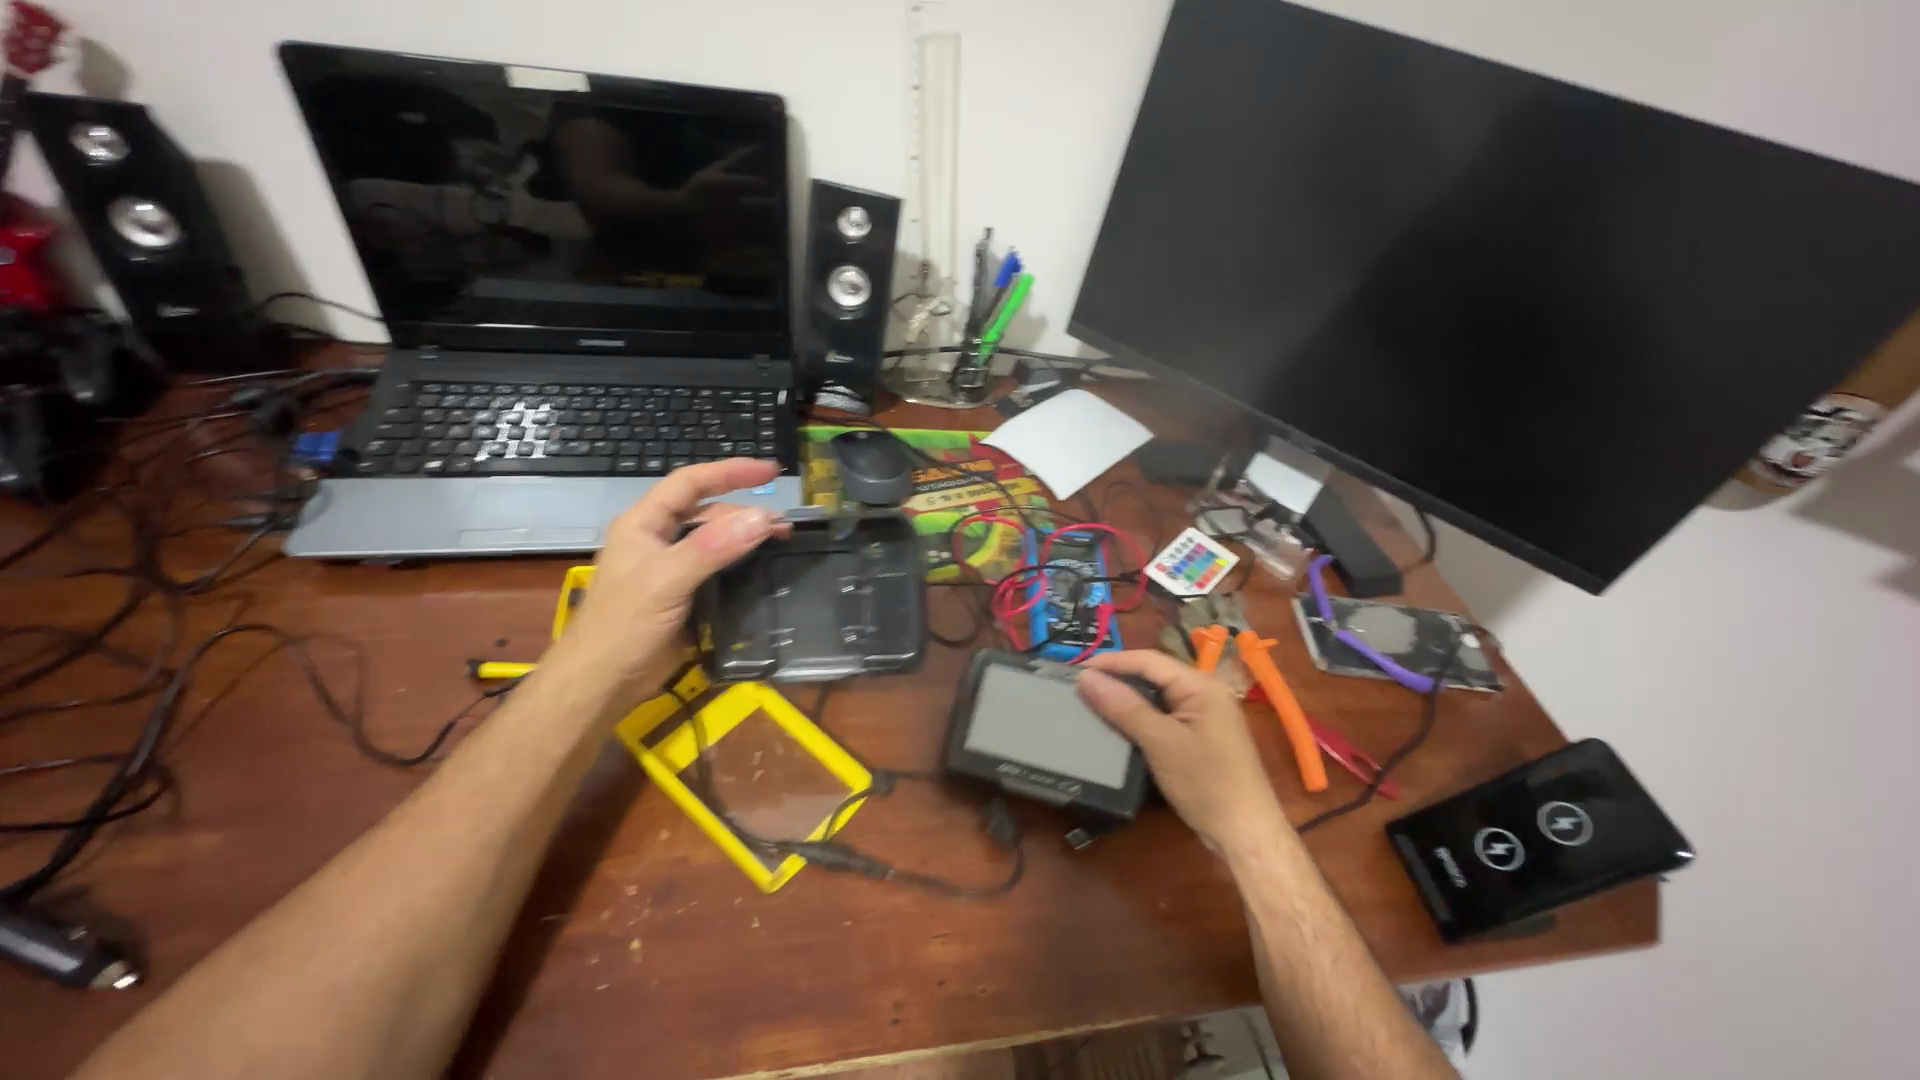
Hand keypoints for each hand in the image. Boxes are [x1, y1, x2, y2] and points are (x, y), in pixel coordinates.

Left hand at [554, 458, 783, 703]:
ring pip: (716, 542)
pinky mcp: (684, 597)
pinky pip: (718, 571)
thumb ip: (712, 548)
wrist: (602, 683)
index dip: (729, 472)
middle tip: (784, 527)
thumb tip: (762, 518)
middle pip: (708, 512)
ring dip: (747, 538)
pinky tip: (763, 571)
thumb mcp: (666, 581)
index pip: (690, 483)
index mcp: (644, 524)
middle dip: (746, 513)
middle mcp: (658, 540)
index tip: (770, 471)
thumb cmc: (623, 627)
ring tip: (781, 544)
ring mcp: (671, 569)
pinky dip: (742, 565)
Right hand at [1077, 650, 1293, 859]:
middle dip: (1117, 678)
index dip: (1112, 662)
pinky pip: (1164, 717)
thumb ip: (1124, 707)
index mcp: (1201, 686)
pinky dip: (1140, 718)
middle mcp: (1205, 694)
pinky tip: (1118, 726)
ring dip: (1126, 698)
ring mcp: (1205, 717)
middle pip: (1154, 676)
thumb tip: (1086, 678)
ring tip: (1092, 702)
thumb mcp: (1160, 742)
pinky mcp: (1200, 739)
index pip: (1149, 660)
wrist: (1246, 833)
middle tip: (1079, 687)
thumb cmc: (1206, 783)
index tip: (1075, 669)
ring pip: (1158, 697)